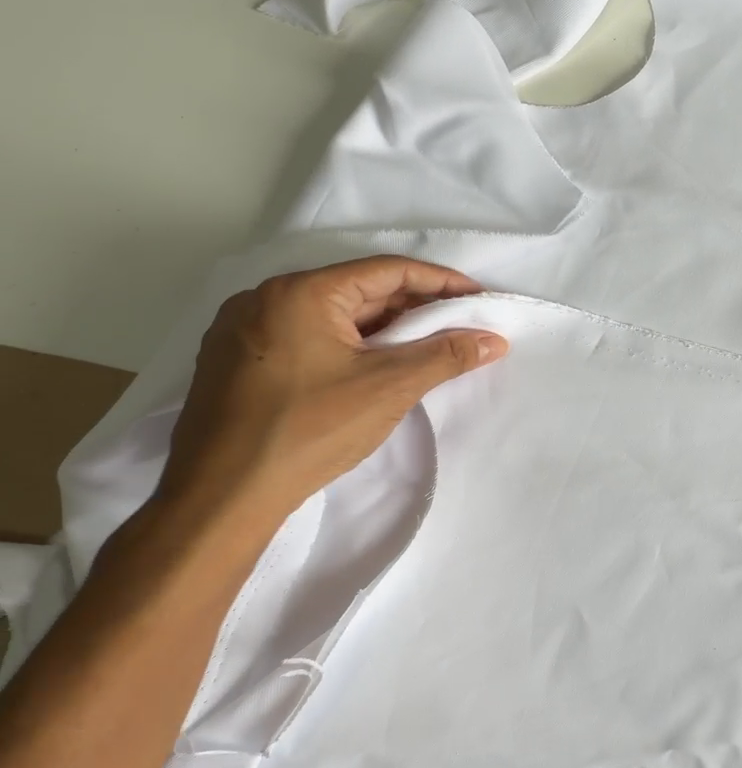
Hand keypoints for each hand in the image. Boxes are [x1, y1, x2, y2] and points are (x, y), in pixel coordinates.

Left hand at [158, 256, 508, 520]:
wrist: (222, 495)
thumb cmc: (309, 429)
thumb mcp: (391, 386)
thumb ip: (447, 354)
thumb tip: (493, 339)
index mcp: (300, 294)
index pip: (388, 272)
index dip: (442, 282)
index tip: (480, 300)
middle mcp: (265, 300)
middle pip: (360, 289)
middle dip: (416, 307)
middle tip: (461, 327)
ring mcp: (244, 331)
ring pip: (335, 315)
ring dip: (386, 327)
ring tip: (429, 348)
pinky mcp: (238, 362)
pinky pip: (309, 336)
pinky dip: (352, 344)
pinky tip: (378, 366)